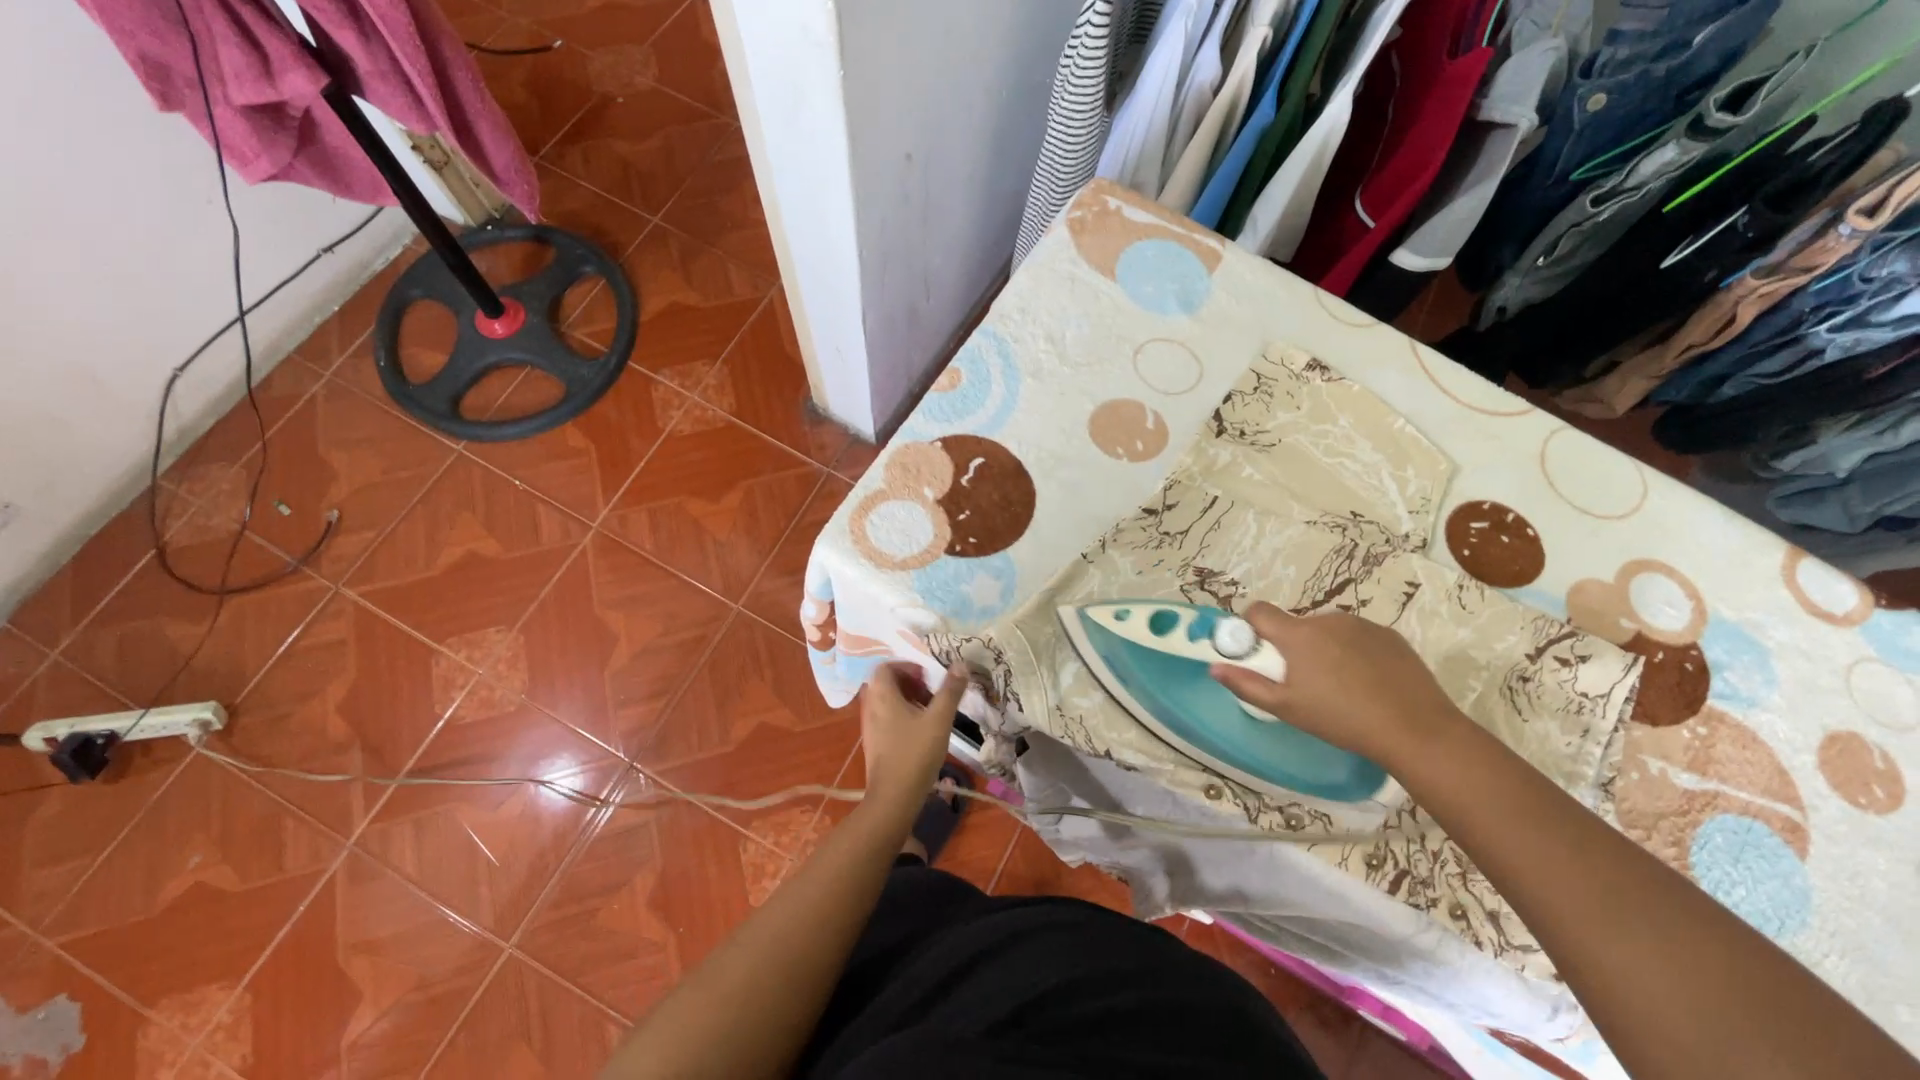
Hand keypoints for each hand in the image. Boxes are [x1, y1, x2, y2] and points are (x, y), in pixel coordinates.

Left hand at [859, 662, 966, 817]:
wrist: (893, 796)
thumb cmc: (916, 753)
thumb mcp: (939, 719)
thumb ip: (950, 691)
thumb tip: (960, 664)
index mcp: (882, 696)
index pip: (886, 667)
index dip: (907, 666)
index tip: (928, 678)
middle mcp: (871, 707)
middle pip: (885, 683)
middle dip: (909, 683)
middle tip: (931, 693)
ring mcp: (870, 726)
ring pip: (886, 702)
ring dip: (907, 700)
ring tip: (930, 711)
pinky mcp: (874, 743)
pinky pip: (885, 718)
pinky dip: (901, 716)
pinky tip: (921, 731)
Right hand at [1209, 603, 1467, 768]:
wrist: (1415, 728)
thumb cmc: (1341, 720)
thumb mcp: (1287, 708)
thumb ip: (1247, 684)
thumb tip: (1215, 667)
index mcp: (1298, 635)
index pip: (1259, 611)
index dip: (1252, 628)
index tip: (1259, 654)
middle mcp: (1327, 620)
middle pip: (1296, 625)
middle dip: (1292, 647)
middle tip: (1304, 684)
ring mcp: (1361, 625)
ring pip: (1328, 631)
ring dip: (1323, 649)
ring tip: (1340, 687)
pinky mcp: (1389, 635)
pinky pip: (1357, 637)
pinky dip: (1353, 653)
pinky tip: (1367, 683)